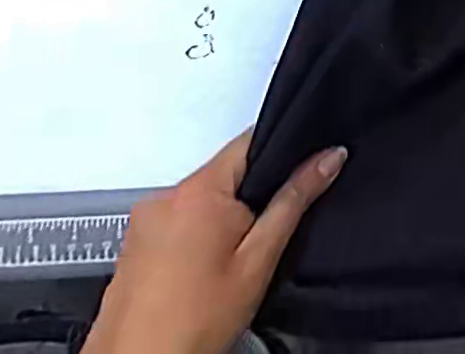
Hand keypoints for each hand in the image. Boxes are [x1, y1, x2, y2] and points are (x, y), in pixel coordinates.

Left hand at [83, 131, 346, 353]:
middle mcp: (163, 198)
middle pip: (229, 170)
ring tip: (236, 254)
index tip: (304, 169)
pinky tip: (209, 266)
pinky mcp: (134, 245)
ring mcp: (143, 222)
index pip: (251, 141)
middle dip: (254, 191)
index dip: (284, 150)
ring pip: (206, 195)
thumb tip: (330, 156)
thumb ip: (296, 197)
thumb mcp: (261, 256)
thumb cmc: (193, 323)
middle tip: (266, 229)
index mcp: (195, 191)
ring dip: (227, 212)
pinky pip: (181, 217)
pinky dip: (202, 231)